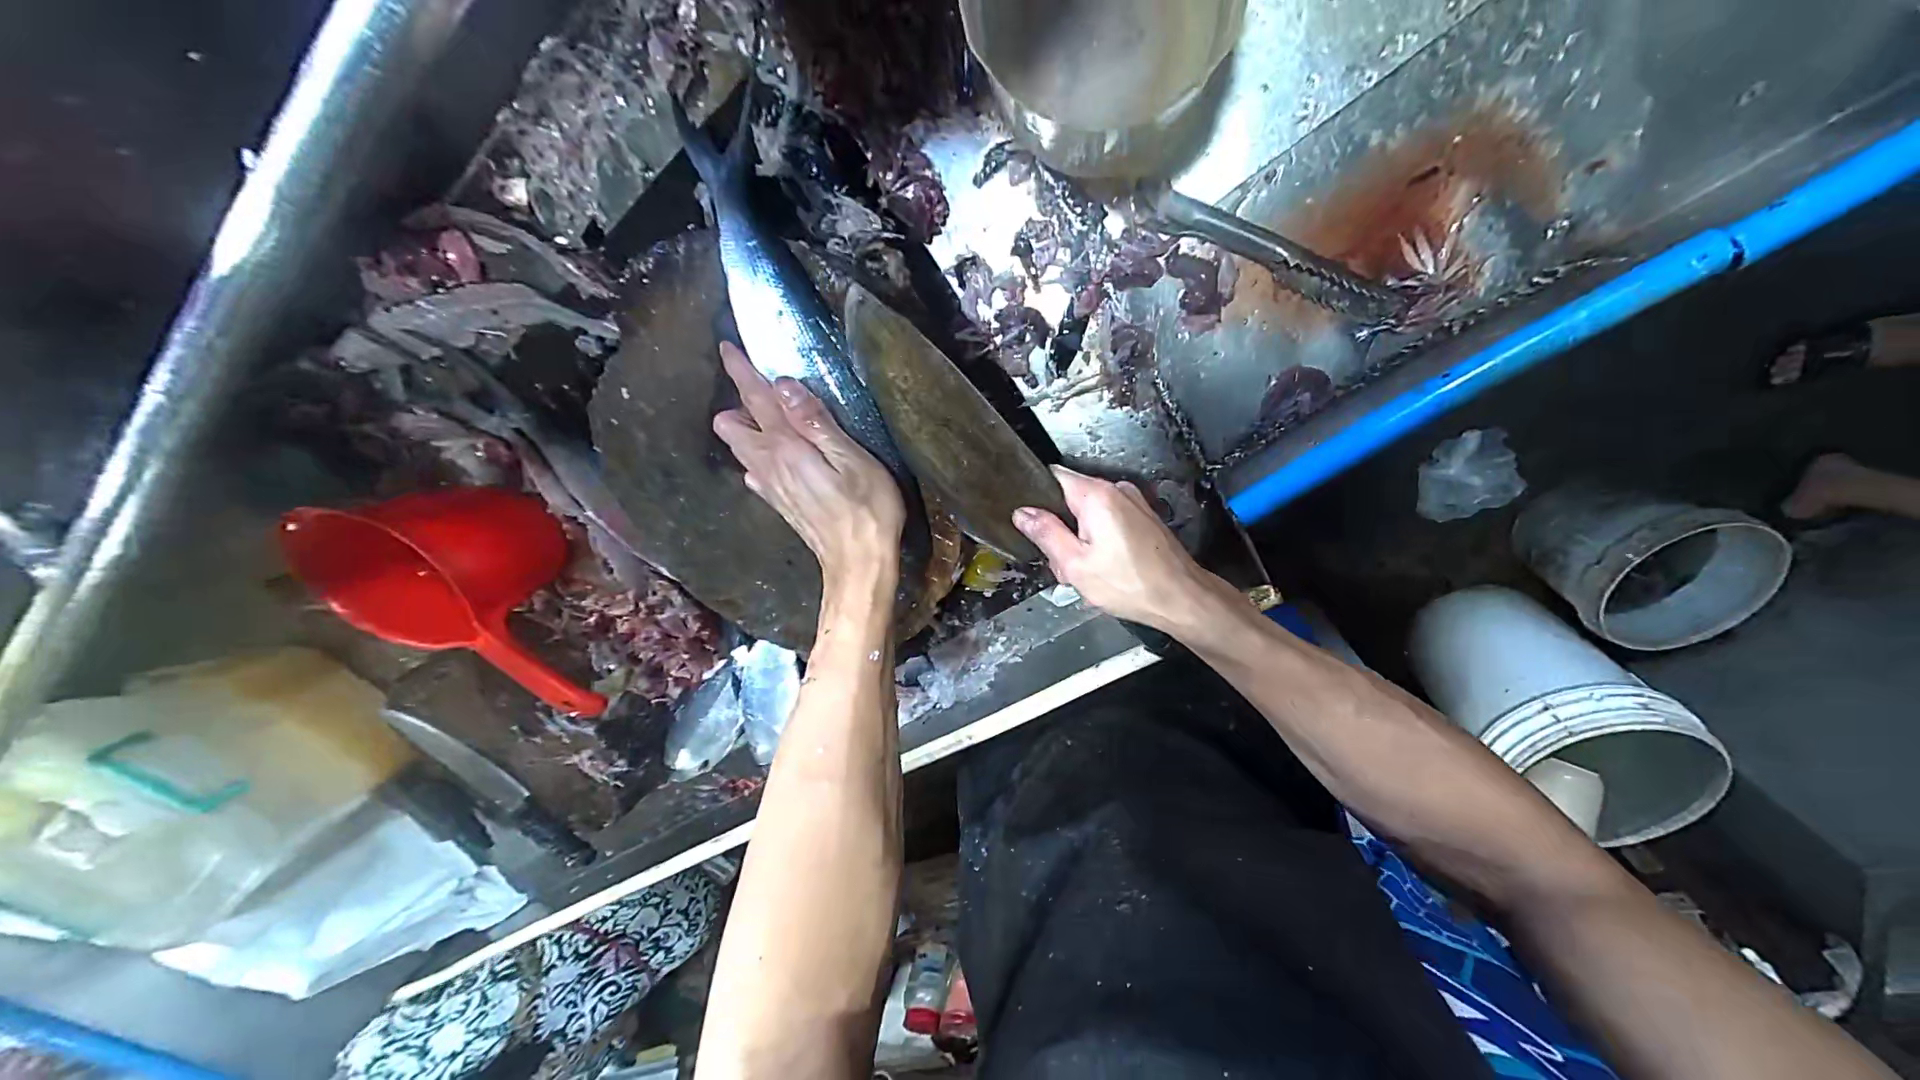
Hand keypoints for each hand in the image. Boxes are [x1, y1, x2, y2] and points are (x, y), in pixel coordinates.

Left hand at [712, 342, 905, 587]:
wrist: (858, 565)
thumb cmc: (866, 511)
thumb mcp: (852, 459)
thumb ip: (816, 421)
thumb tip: (784, 384)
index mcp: (786, 447)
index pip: (755, 399)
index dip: (741, 371)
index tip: (727, 347)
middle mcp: (768, 464)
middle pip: (731, 425)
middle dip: (740, 403)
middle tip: (771, 393)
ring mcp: (769, 487)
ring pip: (740, 448)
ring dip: (749, 428)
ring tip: (778, 421)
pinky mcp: (779, 503)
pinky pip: (755, 470)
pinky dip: (760, 455)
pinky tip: (785, 458)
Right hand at [1011, 467, 1221, 633]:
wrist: (1180, 598)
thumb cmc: (1133, 584)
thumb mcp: (1074, 564)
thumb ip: (1045, 533)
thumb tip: (1023, 513)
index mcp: (1097, 496)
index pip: (1053, 476)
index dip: (1037, 499)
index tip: (1035, 524)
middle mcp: (1117, 491)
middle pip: (1070, 499)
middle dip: (1061, 529)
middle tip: (1066, 562)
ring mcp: (1132, 503)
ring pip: (1087, 513)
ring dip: (1080, 540)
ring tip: (1089, 570)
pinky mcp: (1140, 518)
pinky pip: (1107, 522)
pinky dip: (1099, 542)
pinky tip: (1105, 568)